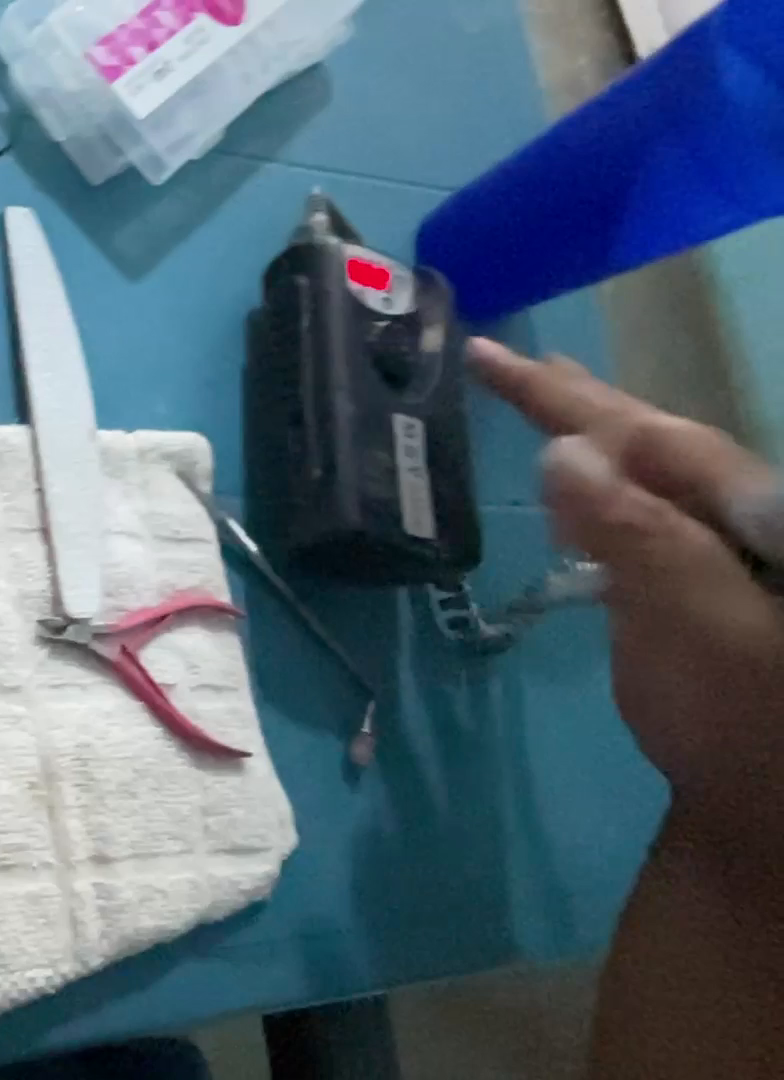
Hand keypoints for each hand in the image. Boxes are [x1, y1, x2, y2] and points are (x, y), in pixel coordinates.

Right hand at [470, 339, 783, 840]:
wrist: (775, 809)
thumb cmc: (747, 724)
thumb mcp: (698, 627)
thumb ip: (641, 535)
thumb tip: (566, 450)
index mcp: (766, 515)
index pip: (656, 437)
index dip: (568, 397)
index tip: (489, 358)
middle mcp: (755, 519)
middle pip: (662, 442)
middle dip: (581, 400)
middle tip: (507, 360)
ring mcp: (732, 552)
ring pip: (652, 473)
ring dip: (590, 431)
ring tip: (544, 397)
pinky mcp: (701, 583)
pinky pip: (642, 512)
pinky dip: (598, 483)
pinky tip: (578, 479)